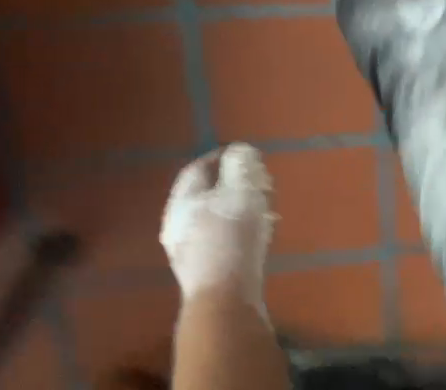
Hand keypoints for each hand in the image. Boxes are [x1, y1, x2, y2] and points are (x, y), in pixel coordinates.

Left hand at [161, 143, 275, 308]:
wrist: (224, 296)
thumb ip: (241, 163)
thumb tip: (239, 150)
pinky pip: (221, 233)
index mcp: (183, 203)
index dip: (224, 156)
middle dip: (238, 181)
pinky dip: (240, 224)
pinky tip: (260, 231)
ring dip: (242, 203)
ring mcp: (188, 248)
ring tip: (267, 207)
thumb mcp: (241, 189)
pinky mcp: (203, 265)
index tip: (250, 156)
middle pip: (208, 191)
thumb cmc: (232, 235)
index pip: (198, 168)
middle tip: (263, 182)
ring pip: (217, 213)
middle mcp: (178, 224)